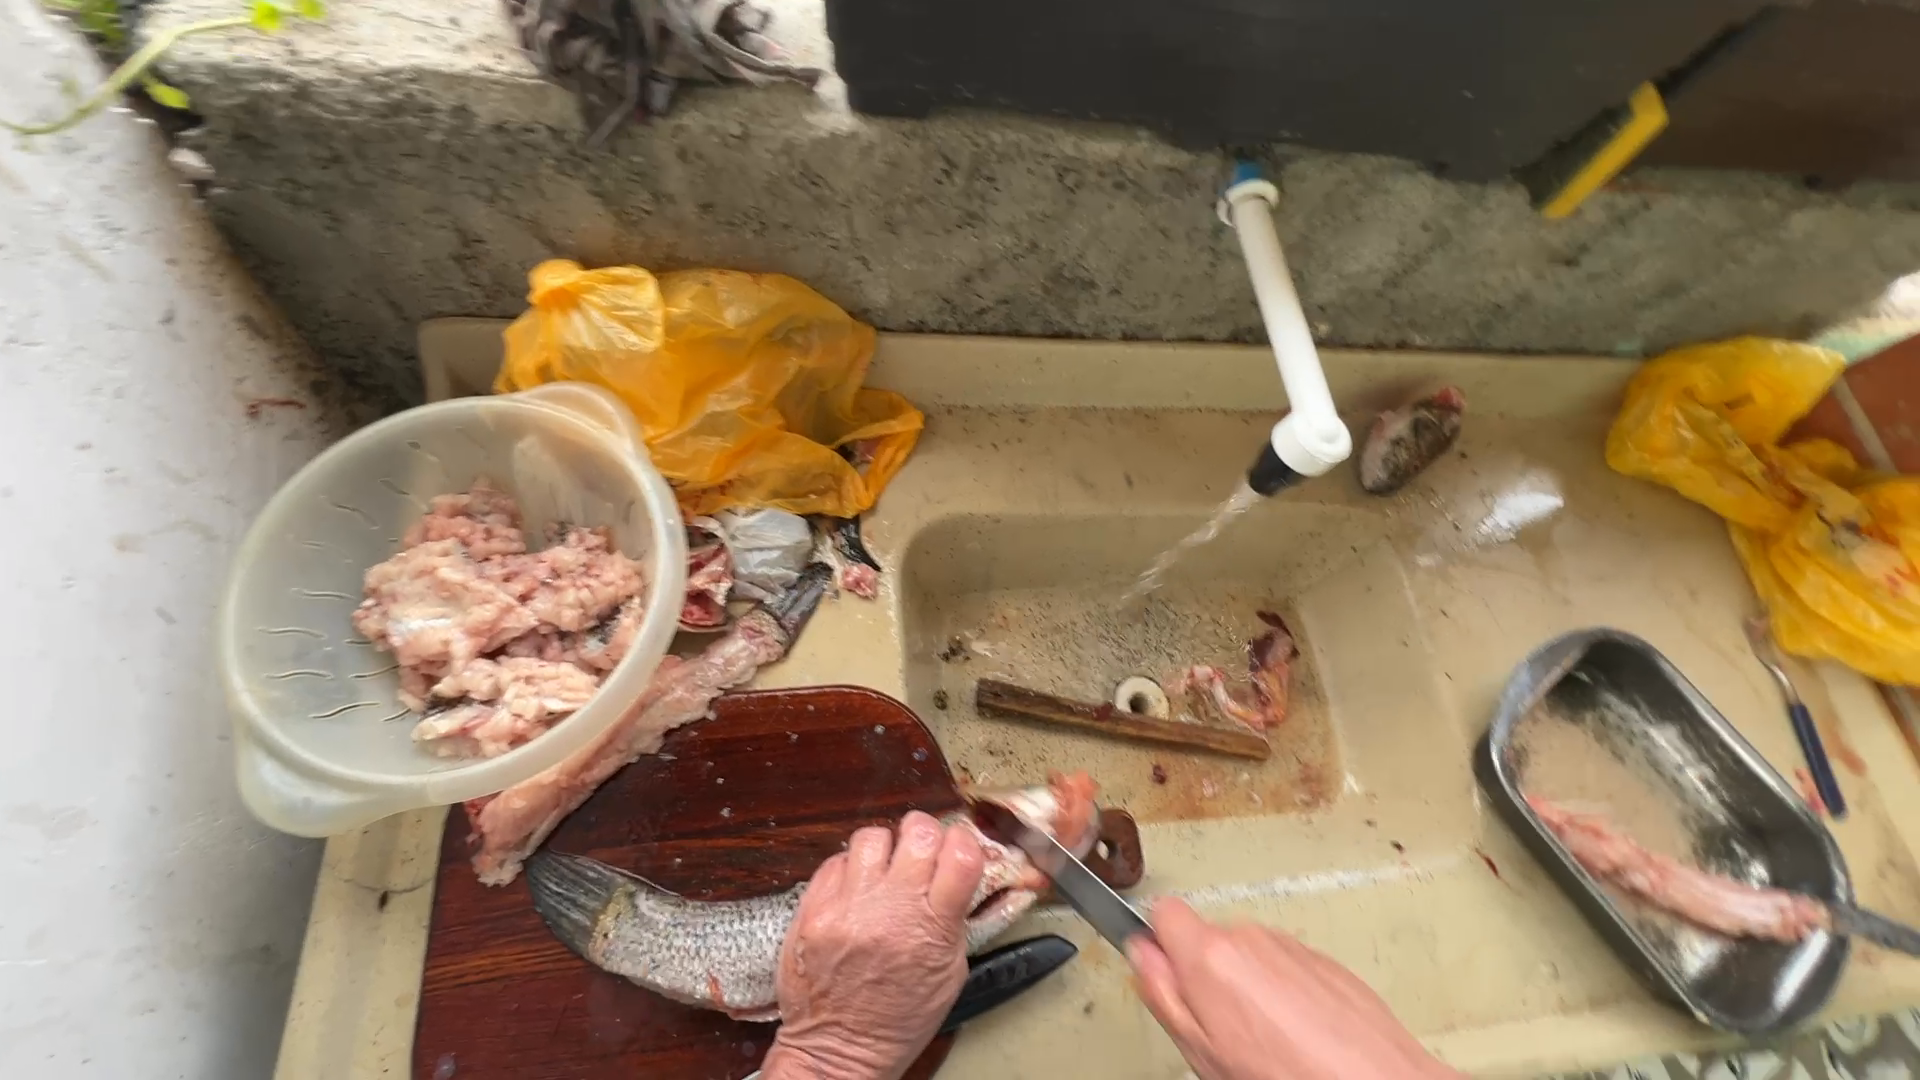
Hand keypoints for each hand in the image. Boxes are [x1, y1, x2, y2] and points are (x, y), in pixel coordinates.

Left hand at [761, 812, 985, 1079]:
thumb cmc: (899, 1015)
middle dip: (922, 833)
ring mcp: (849, 906)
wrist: (836, 1050)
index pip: (961, 854)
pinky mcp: (814, 907)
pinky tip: (853, 893)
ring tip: (880, 873)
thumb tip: (958, 867)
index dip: (961, 840)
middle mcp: (891, 909)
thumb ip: (954, 915)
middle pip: (918, 831)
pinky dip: (849, 870)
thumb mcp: (950, 971)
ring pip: (873, 836)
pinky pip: (836, 860)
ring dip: (882, 849)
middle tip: (917, 851)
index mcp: (933, 927)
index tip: (954, 848)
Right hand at [1127, 898, 1459, 1079]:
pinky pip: (1284, 965)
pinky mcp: (1321, 958)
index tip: (1170, 973)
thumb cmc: (1290, 1077)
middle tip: (1224, 1027)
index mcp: (1209, 954)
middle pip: (1207, 937)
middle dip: (1208, 973)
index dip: (1162, 943)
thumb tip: (1141, 953)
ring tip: (1269, 1037)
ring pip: (1247, 952)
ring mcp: (1287, 943)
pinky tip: (1299, 1034)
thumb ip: (1162, 993)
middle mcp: (1246, 935)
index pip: (1163, 911)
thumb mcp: (1201, 1051)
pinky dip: (1284, 991)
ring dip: (1249, 984)